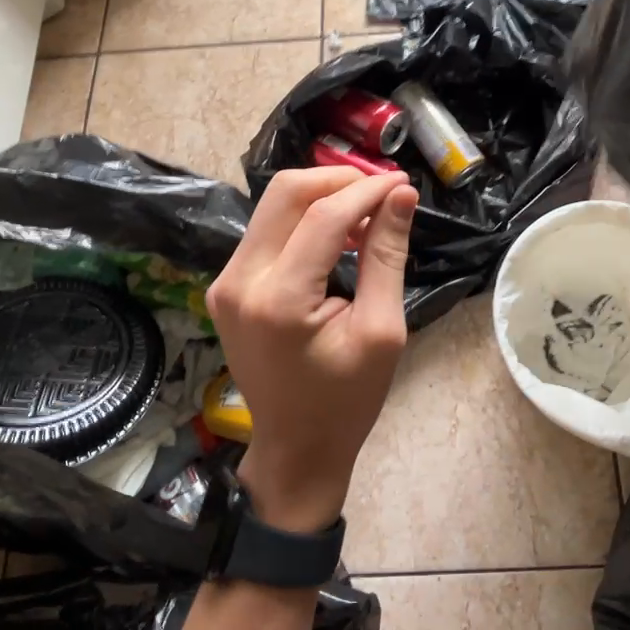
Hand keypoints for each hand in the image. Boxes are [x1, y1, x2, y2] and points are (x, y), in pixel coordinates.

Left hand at [205, 167, 418, 531]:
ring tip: (366, 214)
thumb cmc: (347, 401)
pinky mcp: (226, 286)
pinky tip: (336, 235)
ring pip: (273, 204)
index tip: (403, 184)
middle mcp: (239, 281)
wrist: (296, 449)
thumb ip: (387, 257)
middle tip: (383, 192)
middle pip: (287, 193)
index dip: (367, 190)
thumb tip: (401, 196)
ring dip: (322, 195)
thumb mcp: (381, 331)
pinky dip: (303, 218)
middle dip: (340, 180)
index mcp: (278, 300)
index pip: (323, 216)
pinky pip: (266, 229)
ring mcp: (225, 282)